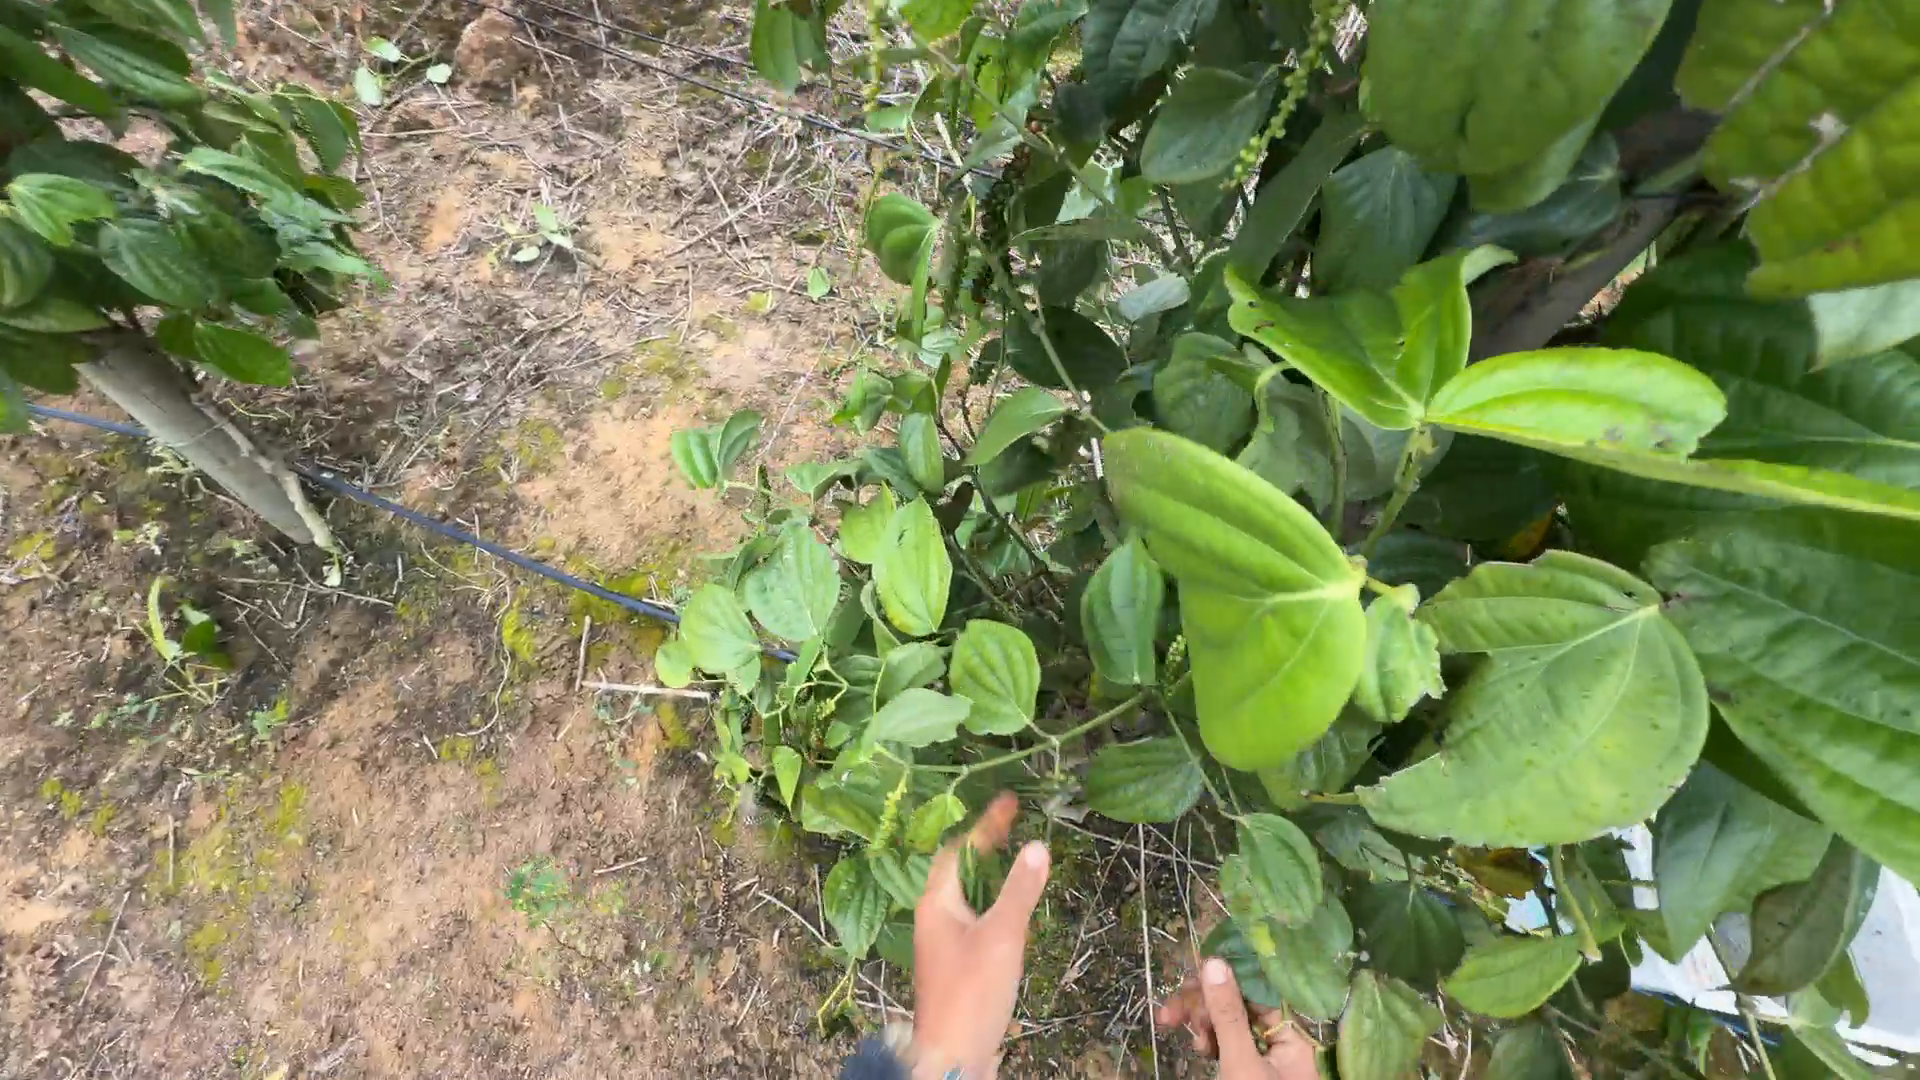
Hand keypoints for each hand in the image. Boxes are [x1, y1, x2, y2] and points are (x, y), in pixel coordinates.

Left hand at [911, 792, 1050, 1079]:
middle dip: (986, 844)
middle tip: (1013, 825)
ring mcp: (943, 942)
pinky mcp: (956, 965)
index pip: (961, 848)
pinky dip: (992, 903)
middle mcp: (934, 915)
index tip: (1011, 801)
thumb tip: (1037, 845)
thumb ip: (1020, 890)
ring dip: (989, 874)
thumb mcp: (1002, 936)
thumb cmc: (972, 992)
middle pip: (959, 867)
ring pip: (966, 894)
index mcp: (937, 901)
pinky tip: (1012, 912)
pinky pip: (973, 918)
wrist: (952, 1061)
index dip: (987, 824)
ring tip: (1015, 858)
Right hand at [1156, 958, 1319, 1078]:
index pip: (1257, 987)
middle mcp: (1283, 1040)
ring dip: (1201, 1020)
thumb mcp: (1240, 1064)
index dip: (1224, 976)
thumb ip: (1228, 1014)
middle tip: (1170, 1012)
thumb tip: (1213, 961)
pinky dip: (1209, 1040)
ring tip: (1179, 1031)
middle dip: (1202, 1003)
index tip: (1190, 972)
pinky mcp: (1252, 1070)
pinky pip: (1228, 1041)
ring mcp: (1268, 1057)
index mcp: (1292, 1034)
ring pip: (1229, 1020)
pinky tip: (1197, 1048)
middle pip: (1239, 1002)